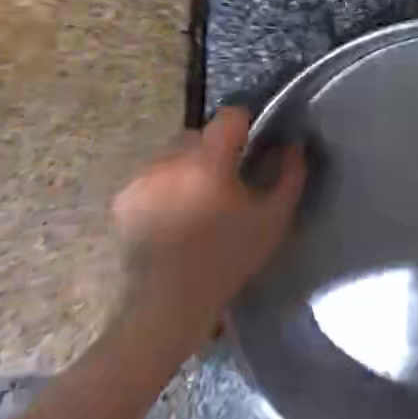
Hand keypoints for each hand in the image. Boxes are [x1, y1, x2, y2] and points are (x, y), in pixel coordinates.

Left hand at [109, 107, 304, 343]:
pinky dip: (165, 186)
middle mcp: (170, 160)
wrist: (171, 302)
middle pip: (199, 134)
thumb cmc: (228, 259)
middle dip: (215, 150)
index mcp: (208, 161)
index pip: (229, 116)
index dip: (246, 124)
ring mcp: (142, 178)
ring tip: (199, 201)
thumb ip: (290, 176)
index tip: (253, 145)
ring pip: (173, 154)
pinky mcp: (124, 198)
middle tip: (227, 182)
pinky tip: (174, 215)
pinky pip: (152, 176)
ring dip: (189, 167)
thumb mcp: (273, 220)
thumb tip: (293, 146)